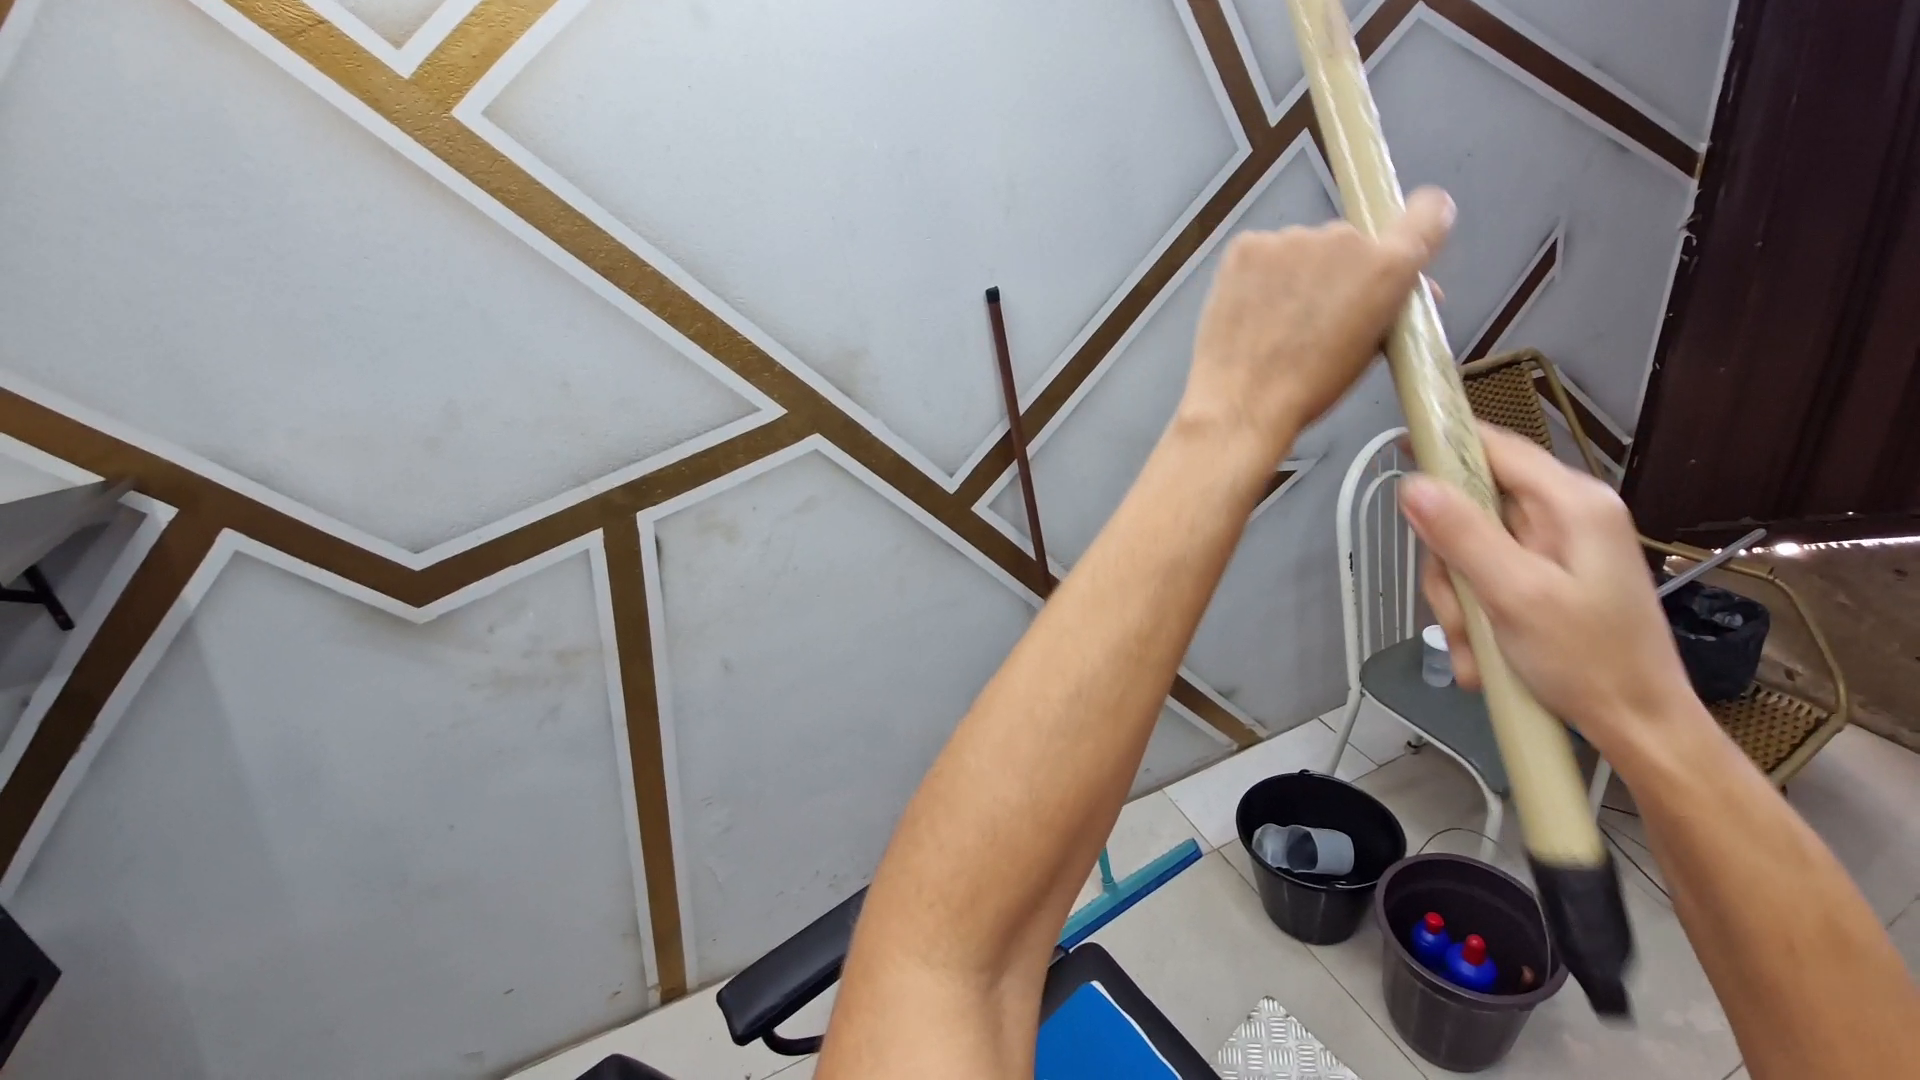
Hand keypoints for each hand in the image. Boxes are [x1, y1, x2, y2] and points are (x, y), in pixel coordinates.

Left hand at [1180, 187, 1454, 464]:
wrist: (1241, 401)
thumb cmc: (1311, 387)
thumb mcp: (1371, 348)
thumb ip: (1390, 305)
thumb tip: (1402, 288)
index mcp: (1388, 267)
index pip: (1428, 213)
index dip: (1421, 223)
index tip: (1407, 240)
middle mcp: (1344, 239)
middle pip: (1351, 242)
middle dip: (1341, 270)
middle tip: (1317, 314)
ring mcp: (1290, 238)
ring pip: (1303, 248)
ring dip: (1298, 273)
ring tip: (1276, 319)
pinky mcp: (1247, 246)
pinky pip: (1263, 253)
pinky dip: (1260, 275)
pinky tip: (1250, 309)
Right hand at [1399, 424, 1701, 757]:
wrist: (1639, 726)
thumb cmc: (1588, 661)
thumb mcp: (1515, 597)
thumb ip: (1463, 536)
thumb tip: (1412, 484)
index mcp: (1571, 504)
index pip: (1495, 447)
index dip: (1444, 446)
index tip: (1395, 455)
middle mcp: (1564, 516)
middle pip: (1470, 508)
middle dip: (1449, 563)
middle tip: (1457, 611)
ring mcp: (1554, 548)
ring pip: (1468, 549)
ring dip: (1458, 601)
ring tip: (1473, 646)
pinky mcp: (1544, 577)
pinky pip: (1484, 577)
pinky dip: (1473, 615)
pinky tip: (1481, 654)